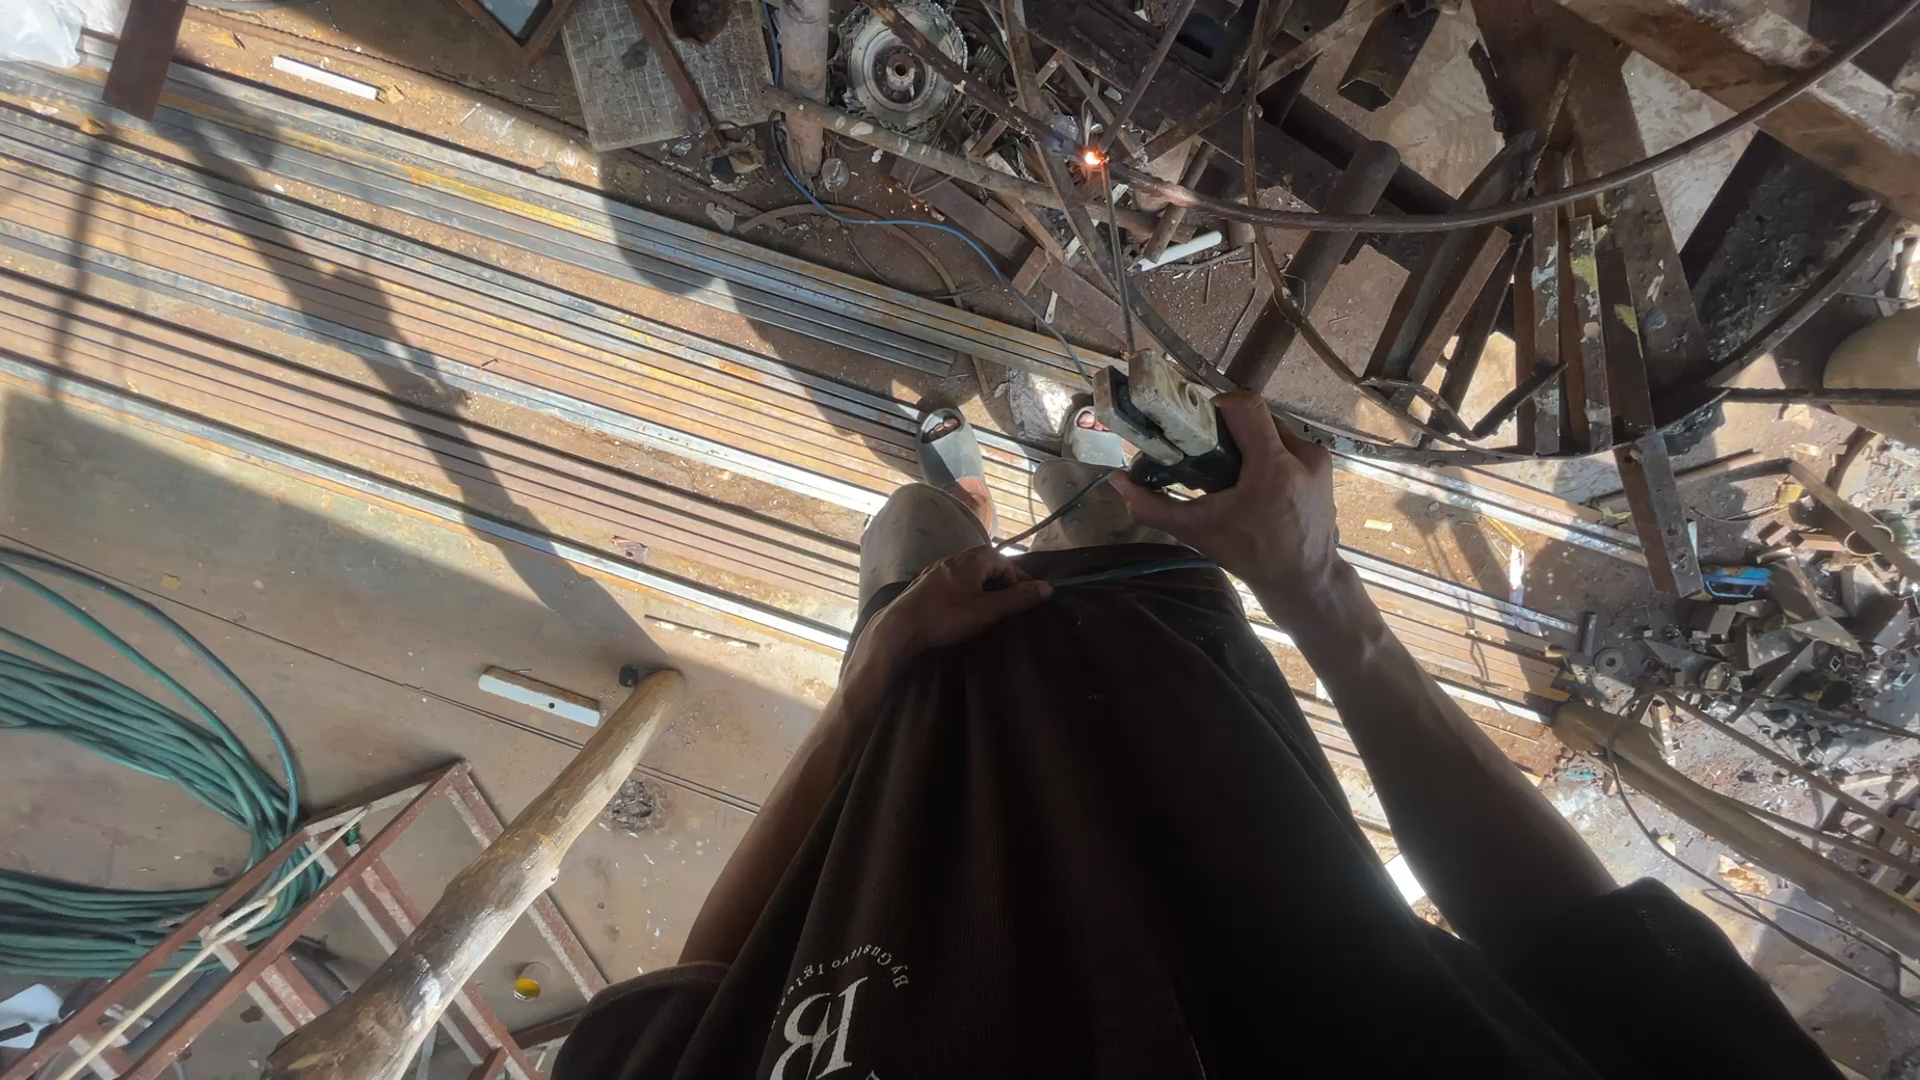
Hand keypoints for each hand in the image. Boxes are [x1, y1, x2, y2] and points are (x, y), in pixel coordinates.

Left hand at [864, 546, 1052, 664]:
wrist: (902, 626)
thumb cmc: (947, 616)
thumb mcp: (987, 610)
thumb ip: (1017, 598)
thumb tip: (1047, 587)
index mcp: (973, 559)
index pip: (1005, 562)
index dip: (1019, 578)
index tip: (1029, 595)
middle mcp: (955, 557)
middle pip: (986, 560)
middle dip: (1001, 576)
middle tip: (1011, 596)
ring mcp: (937, 568)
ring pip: (968, 568)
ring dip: (983, 580)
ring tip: (991, 601)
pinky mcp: (926, 582)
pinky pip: (954, 577)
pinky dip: (967, 586)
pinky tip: (964, 603)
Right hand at [1108, 390, 1347, 626]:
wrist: (1303, 580)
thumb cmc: (1249, 555)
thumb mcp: (1196, 532)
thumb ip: (1153, 507)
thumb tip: (1118, 481)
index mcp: (1273, 465)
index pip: (1246, 406)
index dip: (1216, 406)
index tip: (1197, 427)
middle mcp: (1302, 454)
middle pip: (1257, 416)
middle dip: (1229, 429)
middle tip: (1207, 453)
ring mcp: (1317, 458)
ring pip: (1273, 427)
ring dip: (1248, 440)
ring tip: (1229, 469)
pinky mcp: (1323, 465)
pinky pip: (1287, 442)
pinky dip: (1267, 452)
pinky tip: (1252, 479)